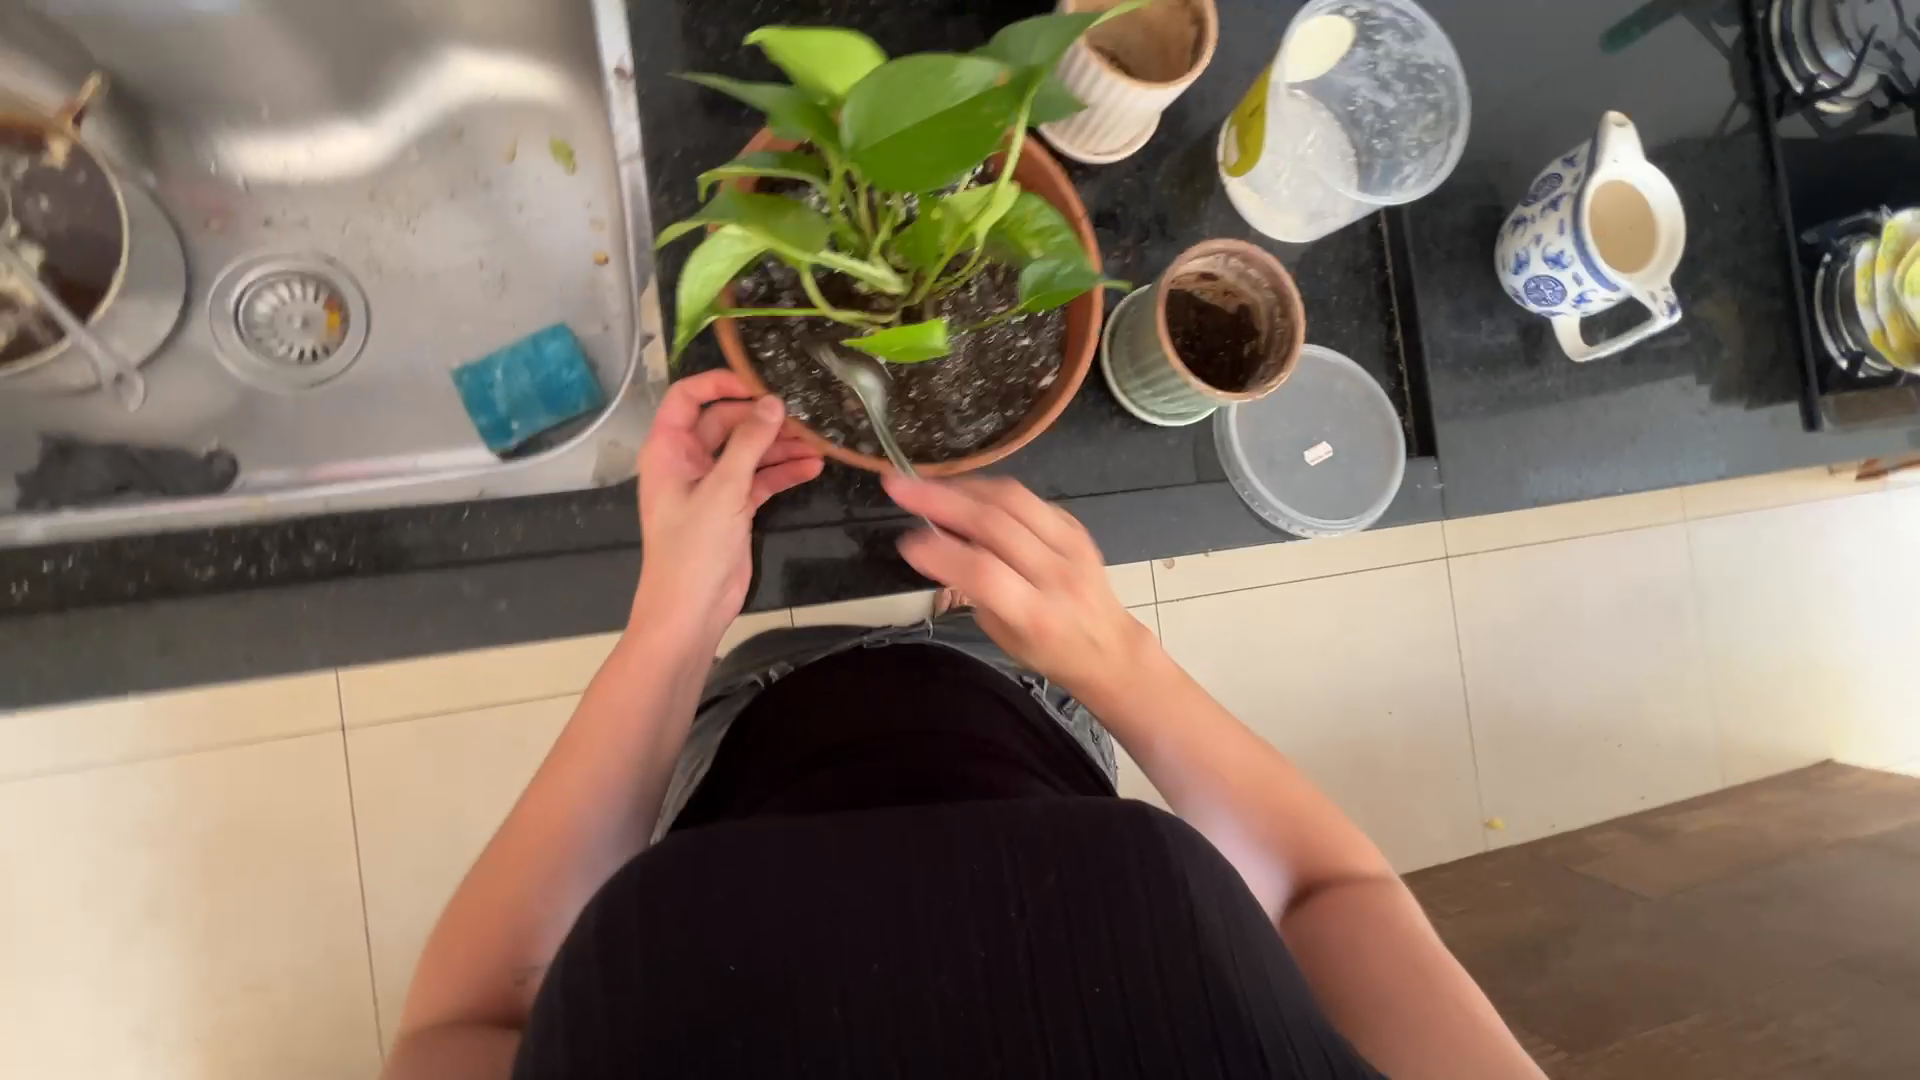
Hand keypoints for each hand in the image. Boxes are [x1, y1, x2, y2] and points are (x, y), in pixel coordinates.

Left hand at [632, 371, 823, 645]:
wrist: (691, 609)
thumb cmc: (693, 547)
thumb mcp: (722, 490)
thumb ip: (749, 443)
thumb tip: (773, 403)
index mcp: (669, 449)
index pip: (689, 398)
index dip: (720, 384)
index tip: (758, 381)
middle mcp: (689, 461)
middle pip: (727, 424)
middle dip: (763, 420)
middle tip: (801, 417)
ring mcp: (713, 485)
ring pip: (749, 452)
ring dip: (780, 447)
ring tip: (817, 442)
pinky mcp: (734, 507)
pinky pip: (761, 480)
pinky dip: (783, 473)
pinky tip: (812, 467)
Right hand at [883, 475, 1156, 702]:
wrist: (1109, 647)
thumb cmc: (1047, 650)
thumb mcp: (1003, 634)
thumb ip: (975, 589)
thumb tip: (939, 541)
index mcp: (1036, 613)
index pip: (984, 573)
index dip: (942, 553)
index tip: (906, 541)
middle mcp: (1057, 574)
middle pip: (995, 524)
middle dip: (940, 500)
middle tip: (898, 487)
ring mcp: (1071, 545)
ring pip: (1012, 500)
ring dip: (961, 487)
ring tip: (924, 482)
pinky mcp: (1075, 526)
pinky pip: (1026, 498)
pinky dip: (987, 490)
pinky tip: (962, 490)